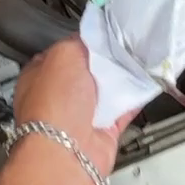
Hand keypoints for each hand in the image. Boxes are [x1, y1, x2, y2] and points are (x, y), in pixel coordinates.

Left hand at [12, 37, 134, 177]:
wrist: (67, 152)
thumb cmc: (53, 106)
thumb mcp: (64, 54)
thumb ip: (78, 42)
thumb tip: (92, 38)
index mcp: (40, 75)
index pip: (64, 52)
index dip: (84, 41)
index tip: (103, 32)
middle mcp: (59, 97)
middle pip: (88, 70)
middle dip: (105, 60)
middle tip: (123, 46)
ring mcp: (80, 115)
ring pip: (107, 90)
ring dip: (121, 79)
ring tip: (136, 60)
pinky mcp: (102, 130)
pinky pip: (123, 109)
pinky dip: (134, 98)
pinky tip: (144, 84)